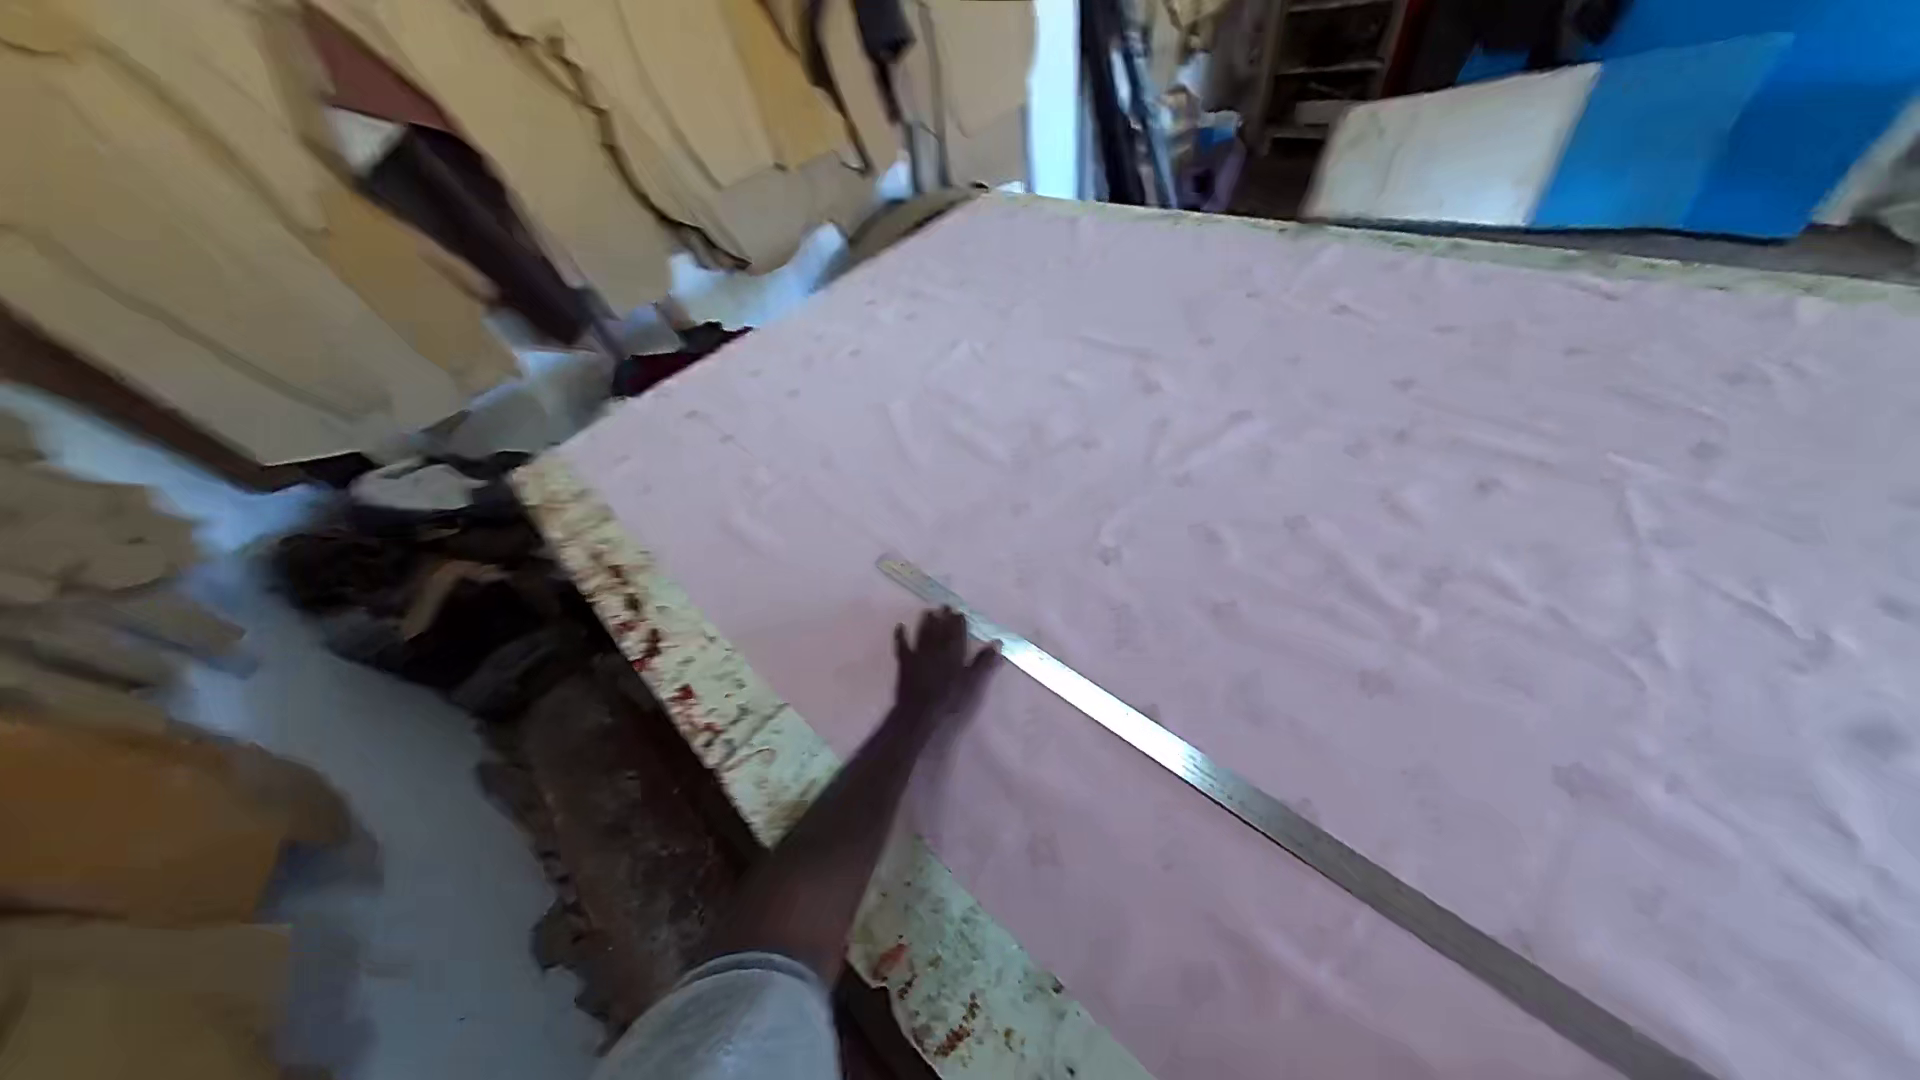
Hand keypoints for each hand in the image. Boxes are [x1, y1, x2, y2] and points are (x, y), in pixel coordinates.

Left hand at [891, 607, 998, 727]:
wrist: (921, 714)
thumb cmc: (951, 701)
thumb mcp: (974, 683)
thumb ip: (985, 662)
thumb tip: (998, 642)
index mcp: (954, 651)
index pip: (957, 631)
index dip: (958, 621)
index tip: (959, 611)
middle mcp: (936, 648)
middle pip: (940, 628)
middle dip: (943, 616)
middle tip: (944, 605)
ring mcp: (918, 655)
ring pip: (922, 633)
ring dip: (925, 621)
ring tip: (928, 611)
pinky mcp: (905, 664)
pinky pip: (902, 646)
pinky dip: (900, 636)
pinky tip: (900, 626)